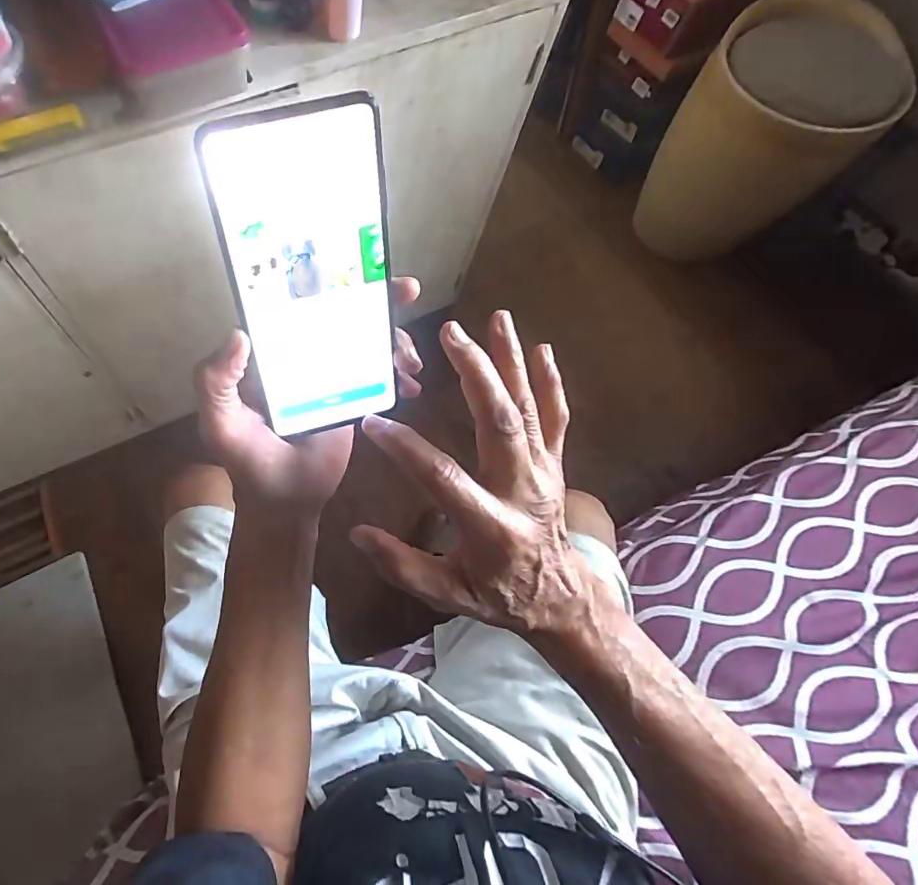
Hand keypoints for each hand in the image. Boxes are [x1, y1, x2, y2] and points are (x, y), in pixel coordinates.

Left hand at [195, 276, 421, 514]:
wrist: (285, 501)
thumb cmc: (247, 459)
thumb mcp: (221, 421)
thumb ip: (216, 381)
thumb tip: (238, 334)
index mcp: (272, 351)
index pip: (298, 305)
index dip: (326, 281)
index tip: (358, 269)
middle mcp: (303, 354)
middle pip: (343, 314)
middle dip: (379, 299)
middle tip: (408, 291)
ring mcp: (332, 374)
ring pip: (368, 341)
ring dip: (395, 339)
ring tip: (407, 361)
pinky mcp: (354, 396)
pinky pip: (380, 374)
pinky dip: (399, 372)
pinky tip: (409, 385)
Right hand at [353, 311, 605, 636]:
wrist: (560, 599)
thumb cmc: (498, 595)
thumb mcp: (447, 594)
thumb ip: (402, 565)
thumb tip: (357, 534)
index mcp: (489, 524)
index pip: (442, 476)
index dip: (405, 448)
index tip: (373, 422)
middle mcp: (520, 488)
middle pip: (498, 422)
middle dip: (475, 373)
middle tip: (451, 333)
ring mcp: (542, 471)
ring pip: (526, 409)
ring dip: (511, 361)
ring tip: (497, 319)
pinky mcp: (555, 462)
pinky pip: (554, 418)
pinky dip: (549, 382)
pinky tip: (541, 350)